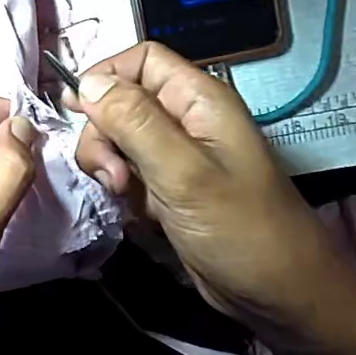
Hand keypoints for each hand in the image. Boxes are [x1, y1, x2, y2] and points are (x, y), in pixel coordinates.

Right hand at [67, 43, 355, 352]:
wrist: (277, 294)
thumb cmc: (240, 228)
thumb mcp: (184, 172)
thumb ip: (135, 122)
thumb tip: (88, 80)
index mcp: (200, 99)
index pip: (142, 60)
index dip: (106, 76)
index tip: (78, 110)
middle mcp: (188, 120)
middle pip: (123, 102)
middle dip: (105, 133)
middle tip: (111, 175)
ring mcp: (178, 157)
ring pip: (121, 140)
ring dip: (109, 165)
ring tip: (122, 196)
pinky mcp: (170, 189)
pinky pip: (130, 174)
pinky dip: (122, 190)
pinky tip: (135, 214)